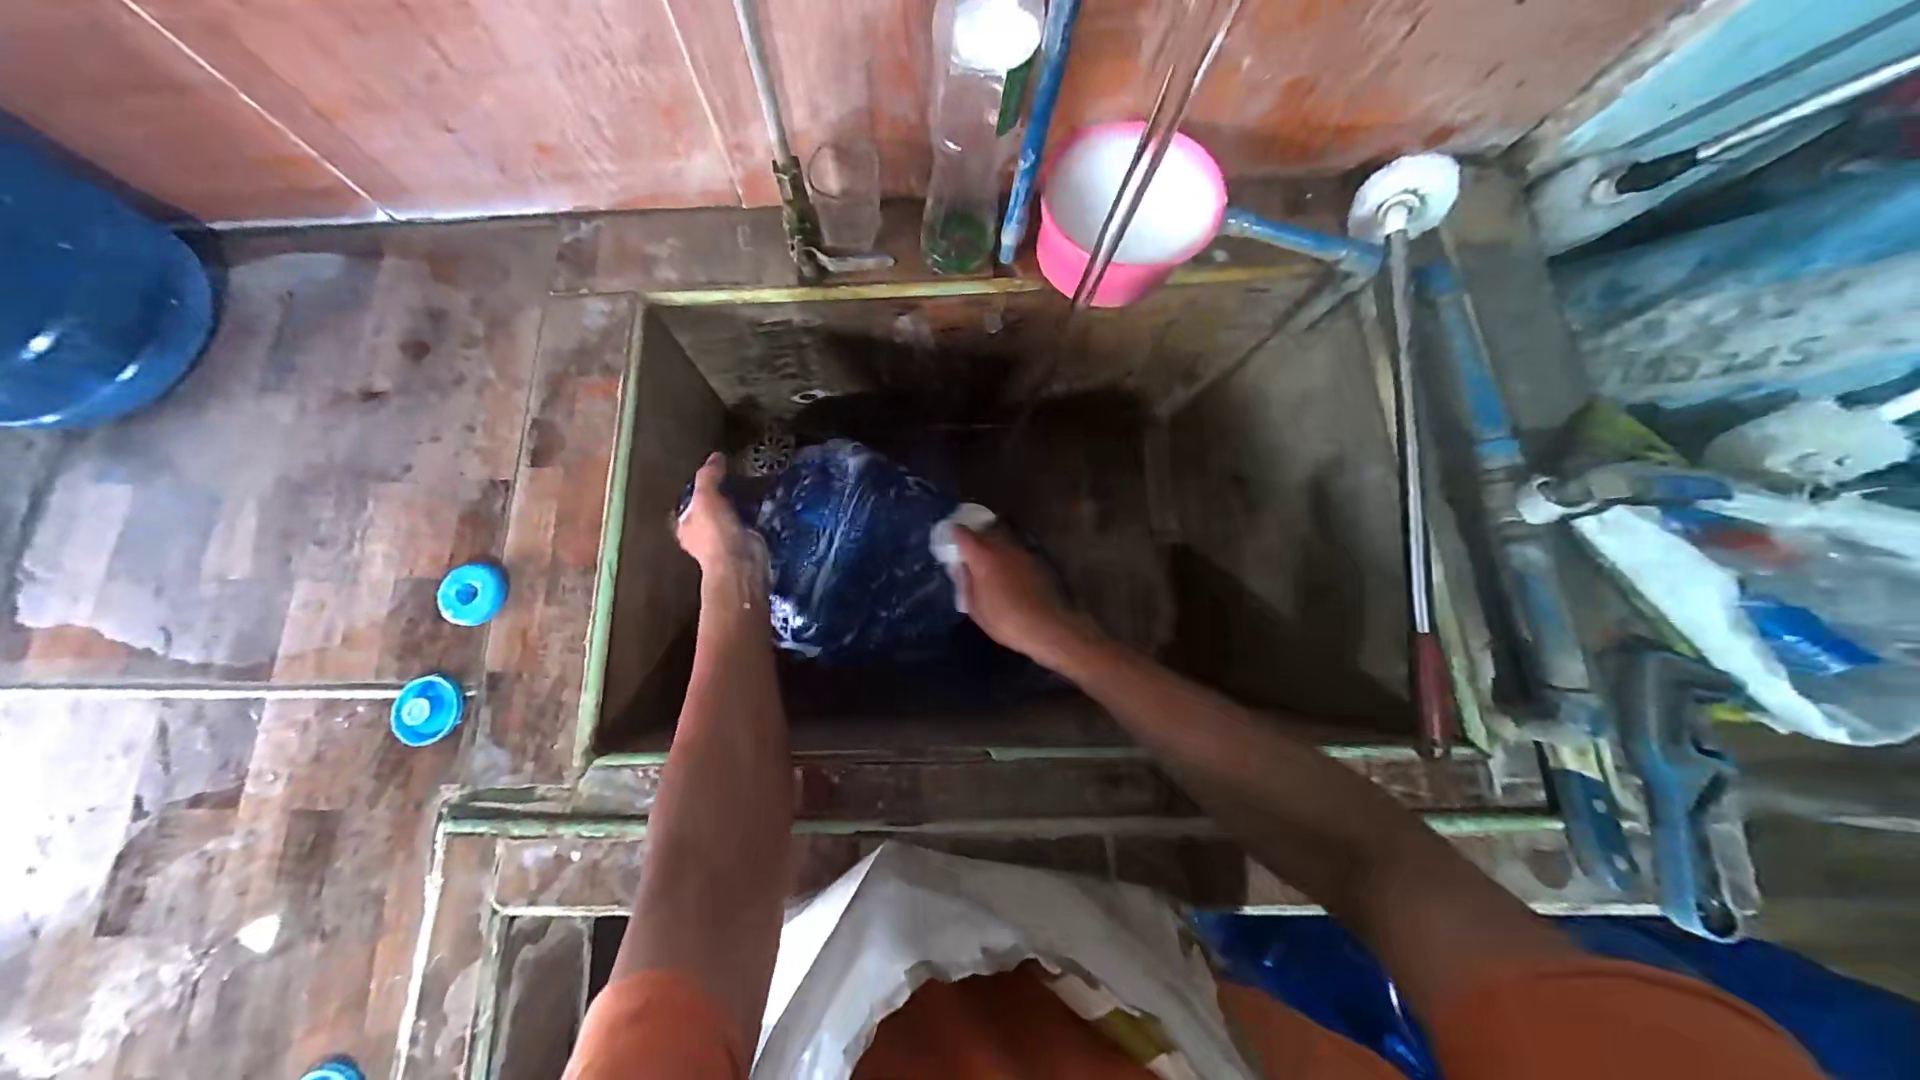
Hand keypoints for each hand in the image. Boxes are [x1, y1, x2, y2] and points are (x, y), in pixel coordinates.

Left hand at [677, 453, 767, 589]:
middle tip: (737, 473)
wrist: (741, 563)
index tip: (715, 470)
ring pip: (734, 512)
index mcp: (686, 525)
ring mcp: (727, 538)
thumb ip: (708, 475)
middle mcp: (704, 533)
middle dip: (724, 492)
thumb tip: (716, 456)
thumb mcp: (706, 497)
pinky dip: (758, 510)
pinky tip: (765, 496)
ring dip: (743, 500)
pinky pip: (752, 519)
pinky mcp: (747, 540)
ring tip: (754, 480)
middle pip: (713, 506)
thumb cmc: (715, 532)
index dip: (700, 485)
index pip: (690, 501)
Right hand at [951, 526, 1101, 668]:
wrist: (1046, 626)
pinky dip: (1010, 558)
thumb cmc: (1005, 620)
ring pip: (1005, 540)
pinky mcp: (1038, 561)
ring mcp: (1023, 552)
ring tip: (991, 564)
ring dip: (996, 547)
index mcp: (983, 556)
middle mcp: (1003, 547)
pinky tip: (1011, 575)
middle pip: (986, 532)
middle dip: (977, 538)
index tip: (951, 539)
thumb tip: (959, 567)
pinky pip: (1018, 552)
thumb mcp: (975, 608)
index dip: (955, 534)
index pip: (963, 534)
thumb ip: (965, 583)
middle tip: (971, 553)